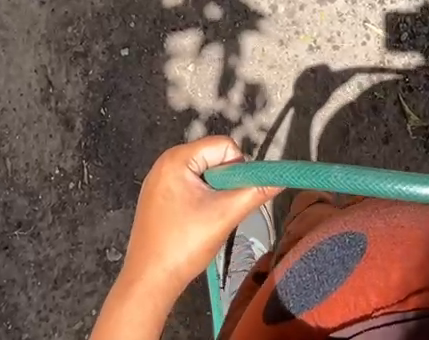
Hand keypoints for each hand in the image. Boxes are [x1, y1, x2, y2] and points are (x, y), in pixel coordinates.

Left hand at [117, 137, 278, 295]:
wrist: (148, 282)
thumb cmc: (184, 245)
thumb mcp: (224, 216)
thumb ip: (254, 192)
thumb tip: (280, 179)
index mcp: (177, 158)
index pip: (224, 145)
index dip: (237, 169)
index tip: (231, 197)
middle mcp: (166, 161)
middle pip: (213, 158)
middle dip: (225, 183)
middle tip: (219, 211)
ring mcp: (160, 179)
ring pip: (204, 174)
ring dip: (214, 193)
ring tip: (206, 220)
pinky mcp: (158, 196)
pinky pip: (190, 186)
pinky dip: (200, 201)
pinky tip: (195, 224)